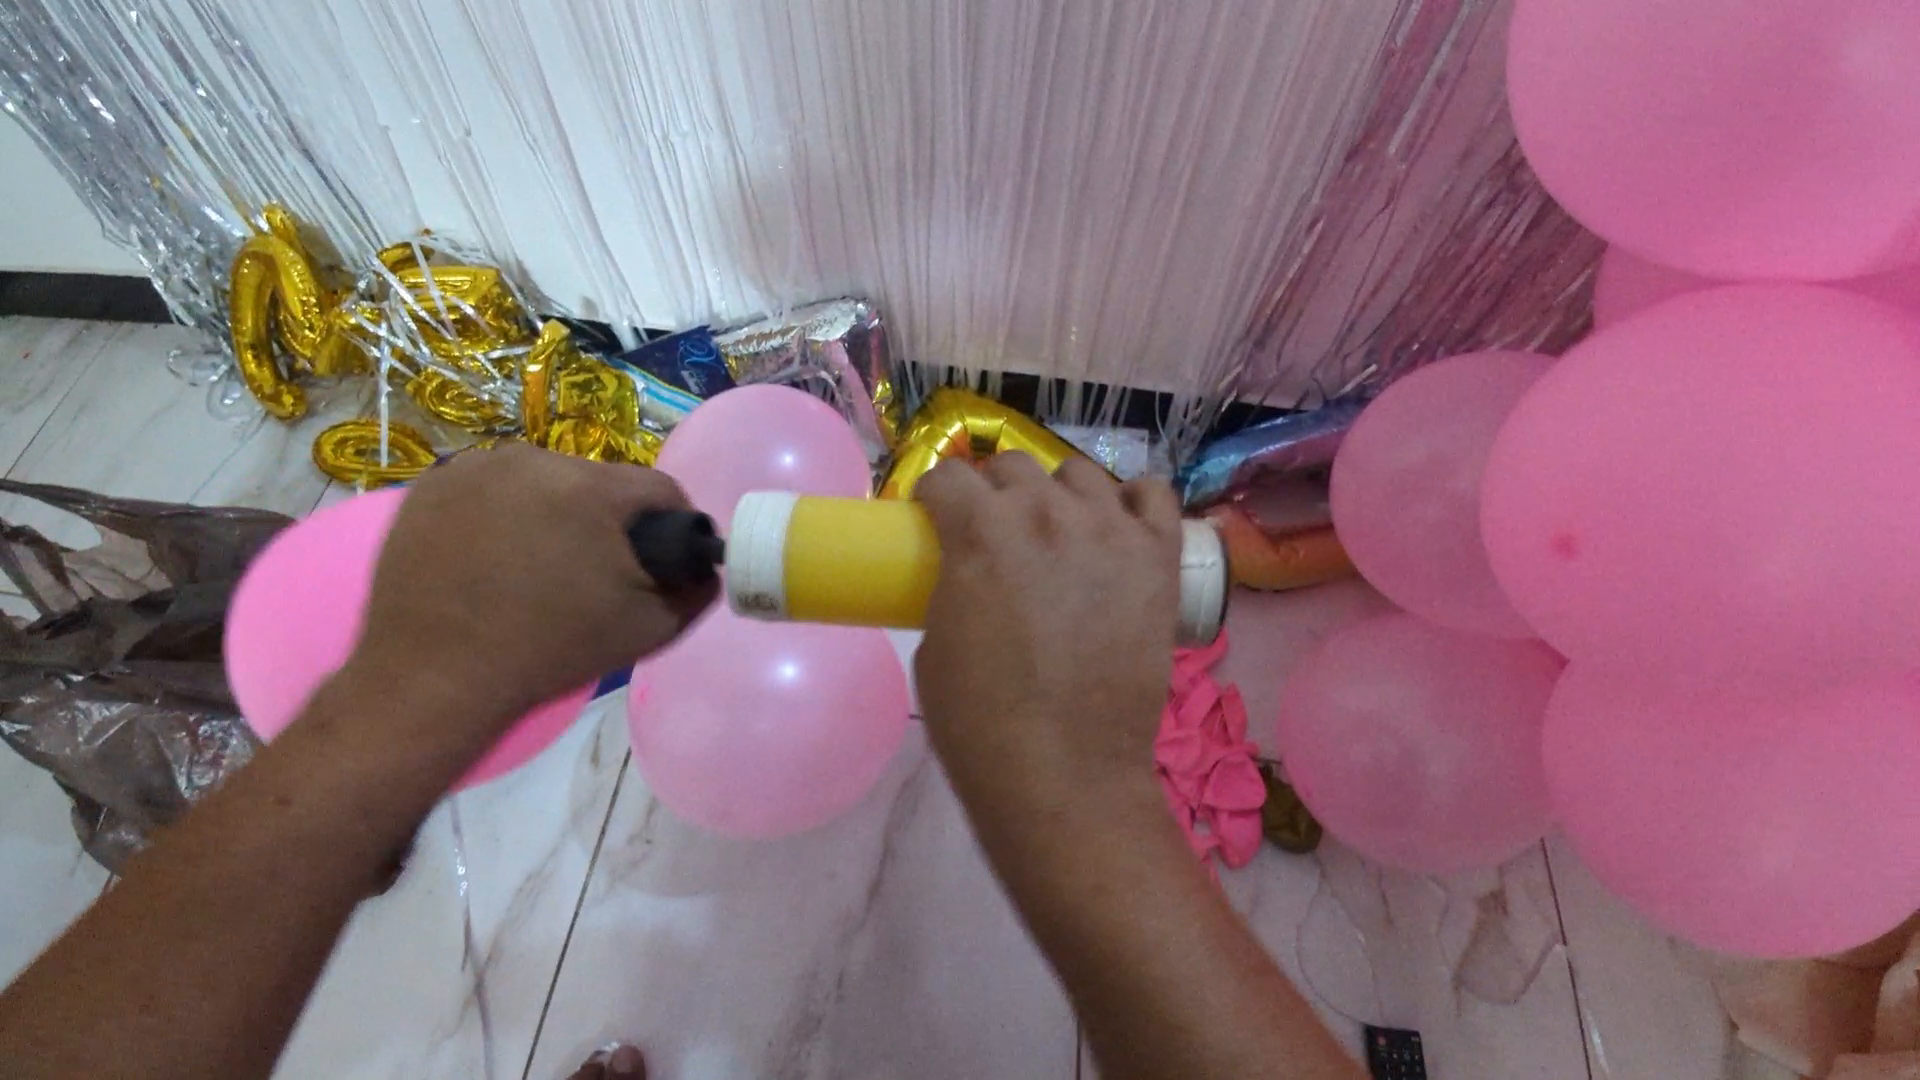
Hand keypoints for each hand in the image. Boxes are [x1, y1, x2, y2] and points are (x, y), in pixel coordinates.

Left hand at [344, 444, 716, 725]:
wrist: (434, 678)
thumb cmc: (551, 649)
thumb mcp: (649, 628)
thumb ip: (697, 590)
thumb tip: (707, 570)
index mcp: (591, 488)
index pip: (659, 488)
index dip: (672, 523)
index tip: (661, 559)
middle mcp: (533, 461)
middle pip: (600, 483)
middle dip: (609, 521)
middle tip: (596, 572)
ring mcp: (474, 469)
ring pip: (547, 483)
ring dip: (558, 514)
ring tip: (542, 566)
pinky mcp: (430, 485)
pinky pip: (494, 489)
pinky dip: (505, 514)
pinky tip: (496, 557)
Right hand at [914, 453, 1182, 816]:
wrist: (1064, 773)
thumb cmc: (980, 720)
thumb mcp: (935, 643)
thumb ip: (953, 585)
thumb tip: (969, 572)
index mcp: (980, 531)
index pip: (947, 475)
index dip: (934, 497)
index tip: (936, 518)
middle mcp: (1047, 513)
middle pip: (1013, 466)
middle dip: (993, 493)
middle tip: (995, 535)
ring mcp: (1110, 531)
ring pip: (1080, 474)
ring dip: (1057, 495)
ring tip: (1058, 535)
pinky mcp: (1158, 557)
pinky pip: (1153, 494)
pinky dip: (1131, 503)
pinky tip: (1117, 530)